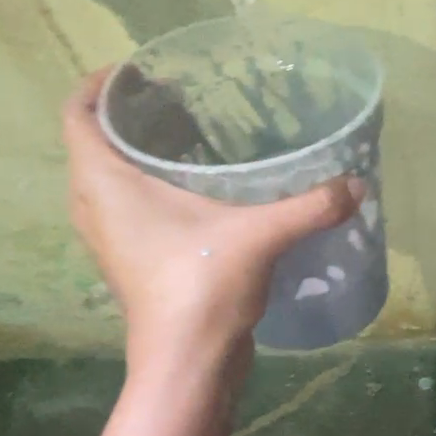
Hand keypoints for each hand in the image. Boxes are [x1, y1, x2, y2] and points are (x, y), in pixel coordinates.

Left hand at [60, 67, 364, 364]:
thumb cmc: (201, 286)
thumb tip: (357, 184)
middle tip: (182, 106)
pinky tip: (203, 202)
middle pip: (97, 144)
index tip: (141, 73)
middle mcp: (94, 206)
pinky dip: (156, 196)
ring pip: (114, 182)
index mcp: (102, 181)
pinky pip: (132, 213)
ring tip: (193, 147)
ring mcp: (110, 241)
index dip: (100, 84)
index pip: (78, 112)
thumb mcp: (260, 236)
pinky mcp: (132, 267)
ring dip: (143, 160)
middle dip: (133, 120)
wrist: (187, 362)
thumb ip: (309, 206)